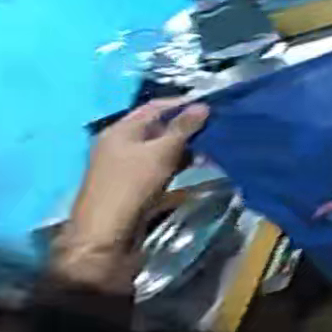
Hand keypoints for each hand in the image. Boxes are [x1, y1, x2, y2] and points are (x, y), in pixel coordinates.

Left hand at [51, 99, 208, 295]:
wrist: (108, 228)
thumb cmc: (132, 184)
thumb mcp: (161, 153)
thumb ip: (183, 128)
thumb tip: (203, 105)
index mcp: (121, 130)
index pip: (156, 106)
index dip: (185, 103)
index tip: (218, 103)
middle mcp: (122, 141)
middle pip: (161, 124)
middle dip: (191, 122)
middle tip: (223, 123)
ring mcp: (129, 160)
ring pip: (165, 142)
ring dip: (190, 141)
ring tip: (219, 141)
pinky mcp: (139, 176)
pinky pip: (165, 158)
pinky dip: (184, 156)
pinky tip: (203, 160)